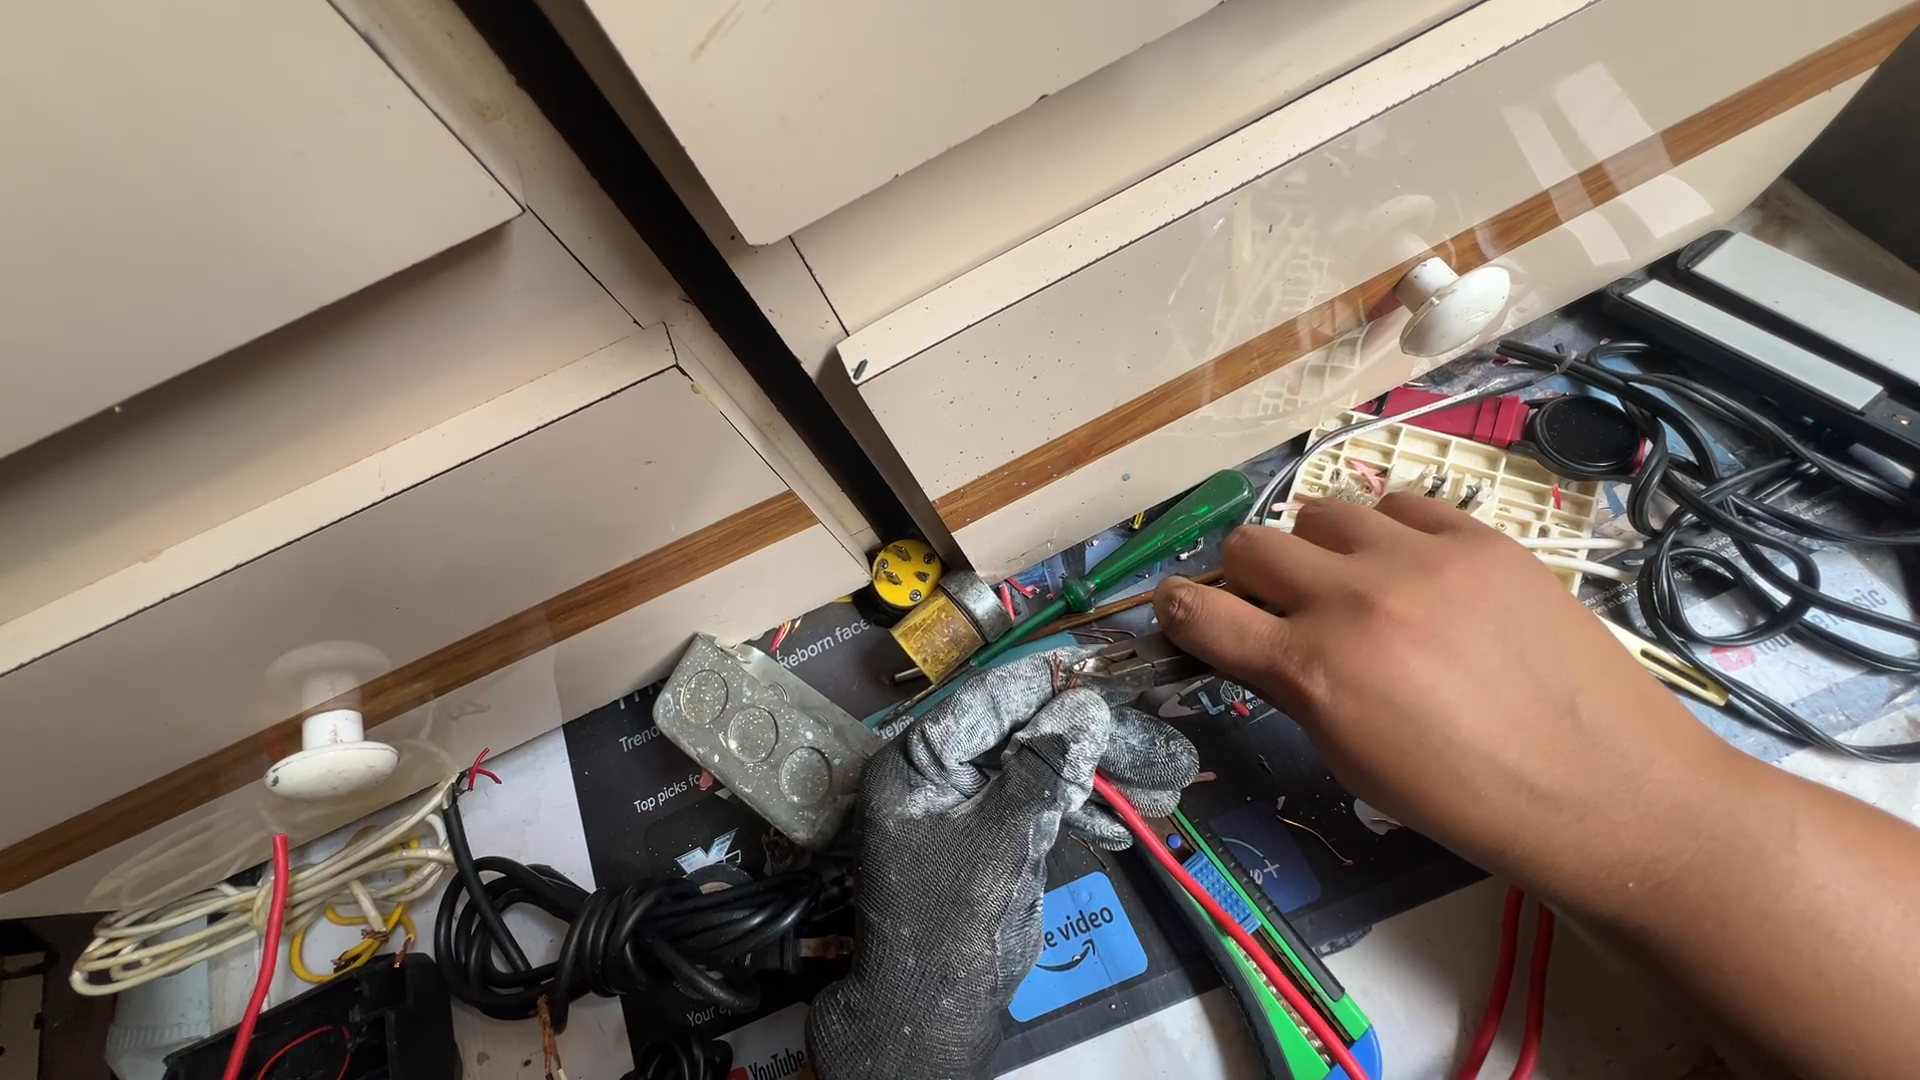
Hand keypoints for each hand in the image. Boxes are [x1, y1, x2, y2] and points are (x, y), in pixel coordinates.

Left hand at [807, 649, 1195, 1079]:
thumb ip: (1041, 769)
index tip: (1096, 664)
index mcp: (918, 761)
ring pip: (1044, 769)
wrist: (940, 1011)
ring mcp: (974, 799)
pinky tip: (1125, 824)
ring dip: (1102, 778)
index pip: (985, 701)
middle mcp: (943, 770)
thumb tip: (1085, 707)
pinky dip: (1085, 811)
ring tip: (1166, 782)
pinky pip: (1045, 803)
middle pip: (1025, 733)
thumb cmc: (951, 925)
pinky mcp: (999, 829)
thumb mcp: (998, 839)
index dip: (1043, 682)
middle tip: (1154, 735)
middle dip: (1091, 740)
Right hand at [1153, 496, 1741, 912]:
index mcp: (1312, 669)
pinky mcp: (1481, 538)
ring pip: (1317, 512)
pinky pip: (1397, 505)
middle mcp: (1352, 599)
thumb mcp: (1346, 757)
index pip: (1199, 611)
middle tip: (1277, 605)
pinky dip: (1386, 534)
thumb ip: (1285, 683)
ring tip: (1354, 583)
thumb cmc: (1460, 797)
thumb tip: (1247, 638)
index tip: (1178, 608)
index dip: (1173, 606)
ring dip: (1315, 549)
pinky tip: (1415, 571)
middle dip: (1245, 575)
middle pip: (1246, 543)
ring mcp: (1420, 558)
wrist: (1612, 792)